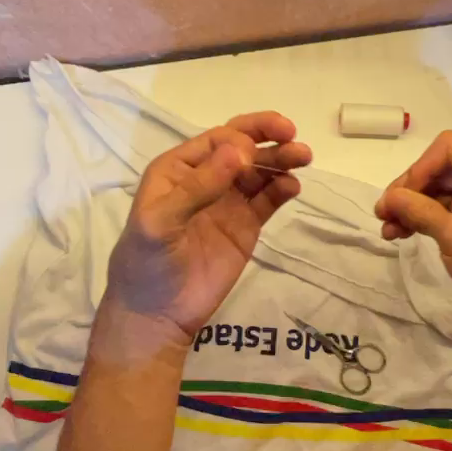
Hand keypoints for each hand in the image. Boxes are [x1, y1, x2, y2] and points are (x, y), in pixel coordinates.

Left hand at [103, 113, 311, 347]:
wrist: (157, 314)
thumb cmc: (147, 264)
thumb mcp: (160, 223)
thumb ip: (198, 187)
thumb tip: (239, 151)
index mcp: (178, 170)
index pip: (216, 141)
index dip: (240, 138)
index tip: (253, 155)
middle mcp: (205, 179)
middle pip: (242, 148)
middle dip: (267, 137)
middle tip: (293, 136)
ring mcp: (228, 202)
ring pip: (259, 172)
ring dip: (280, 160)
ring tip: (303, 157)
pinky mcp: (246, 226)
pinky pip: (268, 199)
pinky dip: (282, 189)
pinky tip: (293, 186)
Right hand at [374, 130, 451, 331]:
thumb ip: (419, 210)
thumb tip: (388, 197)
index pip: (448, 148)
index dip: (420, 167)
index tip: (401, 196)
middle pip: (438, 168)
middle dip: (409, 189)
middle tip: (383, 213)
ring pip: (435, 191)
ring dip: (409, 206)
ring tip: (387, 229)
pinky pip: (439, 211)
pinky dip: (419, 219)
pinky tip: (399, 234)